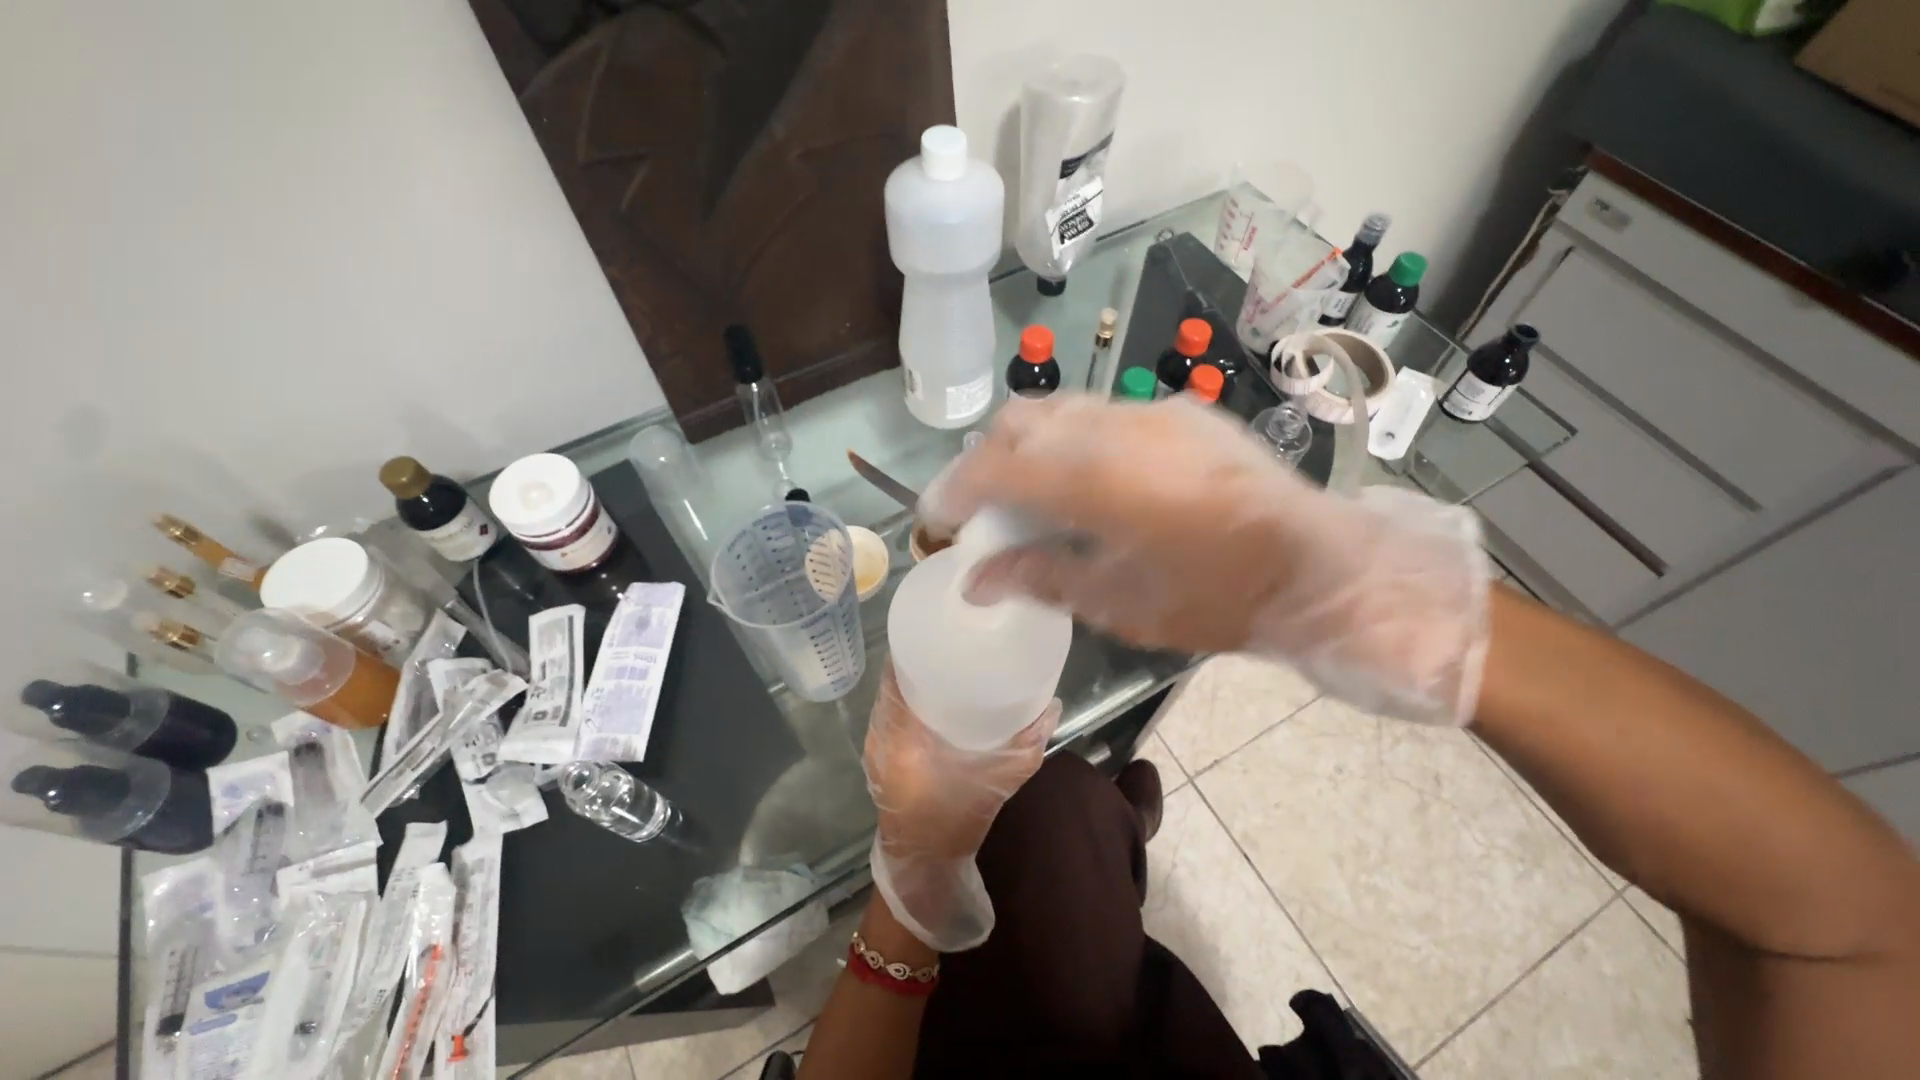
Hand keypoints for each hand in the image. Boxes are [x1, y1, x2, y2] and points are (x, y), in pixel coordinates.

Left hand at [863, 663, 1056, 951]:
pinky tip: (938, 692)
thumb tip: (1052, 705)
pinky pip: (893, 710)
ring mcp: (876, 743)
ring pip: (892, 693)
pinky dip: (911, 695)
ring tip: (949, 658)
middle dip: (921, 657)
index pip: (899, 676)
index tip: (946, 629)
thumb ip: (1026, 746)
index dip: (917, 648)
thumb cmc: (955, 822)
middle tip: (955, 640)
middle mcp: (881, 733)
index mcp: (901, 737)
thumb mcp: (997, 782)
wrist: (924, 866)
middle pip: (894, 679)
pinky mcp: (880, 753)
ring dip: (915, 675)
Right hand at [920, 394, 1490, 725]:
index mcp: (1095, 479)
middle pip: (1019, 422)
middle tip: (985, 511)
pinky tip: (1093, 484)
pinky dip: (1074, 442)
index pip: (995, 467)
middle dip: (986, 461)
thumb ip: (1039, 578)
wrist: (1317, 568)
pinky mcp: (1181, 413)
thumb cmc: (1215, 598)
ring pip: (1061, 411)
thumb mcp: (1118, 602)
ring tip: (1033, 496)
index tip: (938, 520)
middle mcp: (1115, 428)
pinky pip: (1104, 415)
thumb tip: (976, 580)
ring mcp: (1151, 412)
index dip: (954, 491)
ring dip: (1029, 446)